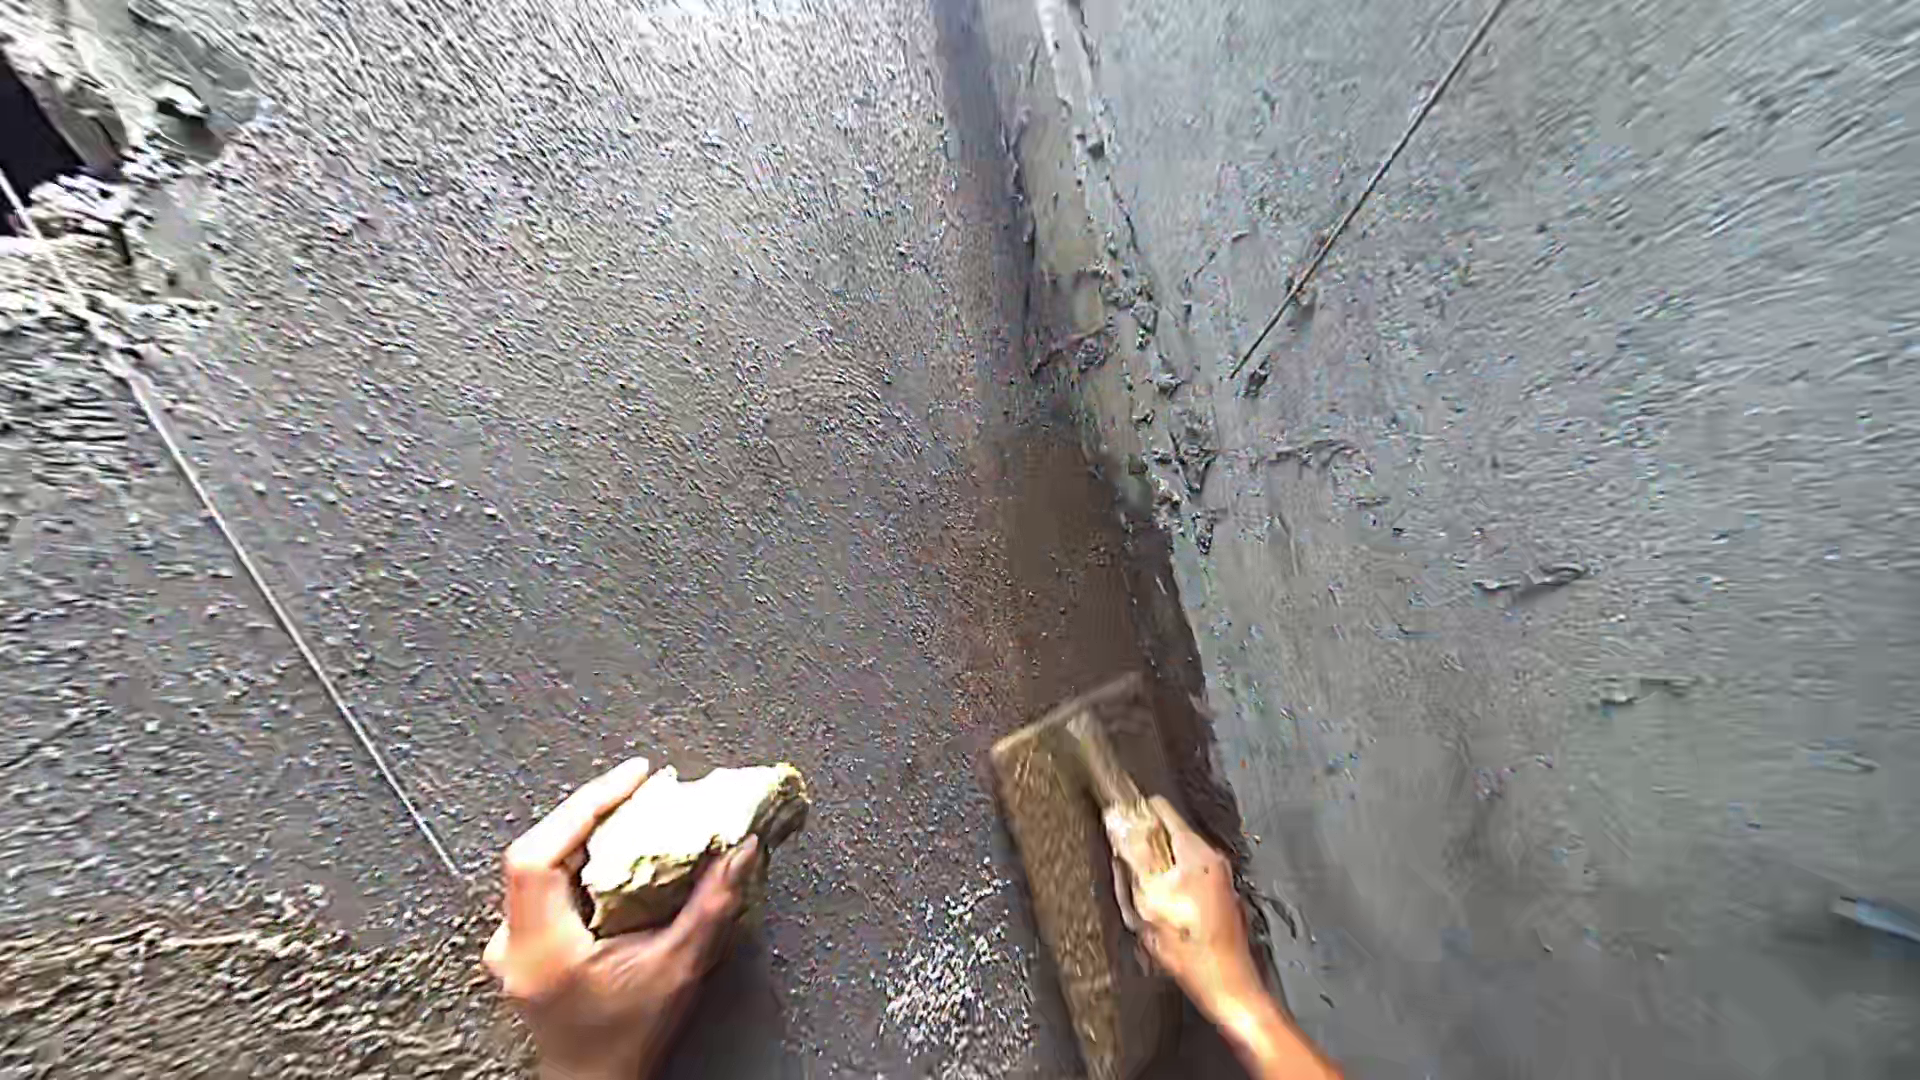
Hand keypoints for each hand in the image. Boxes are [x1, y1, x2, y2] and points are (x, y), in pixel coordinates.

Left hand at [485, 758, 760, 1079]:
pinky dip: (585, 842)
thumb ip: (713, 905)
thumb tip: (743, 847)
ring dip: (589, 820)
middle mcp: (516, 942)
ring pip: (543, 854)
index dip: (586, 805)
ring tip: (635, 797)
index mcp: (543, 948)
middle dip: (594, 804)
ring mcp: (515, 940)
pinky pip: (549, 870)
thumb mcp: (679, 968)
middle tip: (643, 781)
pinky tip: (617, 833)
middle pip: (541, 845)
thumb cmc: (627, 1038)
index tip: (635, 777)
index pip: (538, 857)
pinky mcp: (527, 936)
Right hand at [1107, 796, 1261, 1019]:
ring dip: (1155, 870)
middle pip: (1165, 833)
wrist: (1230, 990)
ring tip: (1148, 902)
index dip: (1135, 813)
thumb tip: (1116, 820)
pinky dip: (1170, 884)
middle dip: (1143, 850)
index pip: (1159, 807)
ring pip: (1173, 856)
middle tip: (1132, 878)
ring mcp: (1218, 875)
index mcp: (1195, 851)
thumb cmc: (1191, 950)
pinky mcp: (1219, 893)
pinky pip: (1185, 873)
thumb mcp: (1150, 898)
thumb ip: (1132, 854)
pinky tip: (1164, 914)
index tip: (1119, 824)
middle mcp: (1211, 856)